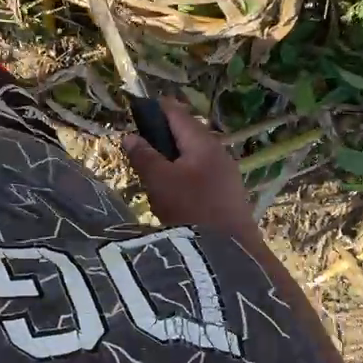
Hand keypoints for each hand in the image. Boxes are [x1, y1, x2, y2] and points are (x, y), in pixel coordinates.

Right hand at [122, 97, 251, 230]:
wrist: (232, 253)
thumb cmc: (191, 209)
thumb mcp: (159, 181)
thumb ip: (143, 156)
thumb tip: (130, 135)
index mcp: (203, 142)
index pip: (177, 113)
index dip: (156, 109)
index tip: (136, 110)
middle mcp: (219, 152)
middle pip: (187, 134)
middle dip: (163, 135)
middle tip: (139, 144)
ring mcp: (227, 174)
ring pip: (194, 156)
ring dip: (173, 157)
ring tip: (151, 169)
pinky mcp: (228, 195)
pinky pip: (202, 174)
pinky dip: (184, 173)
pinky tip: (172, 190)